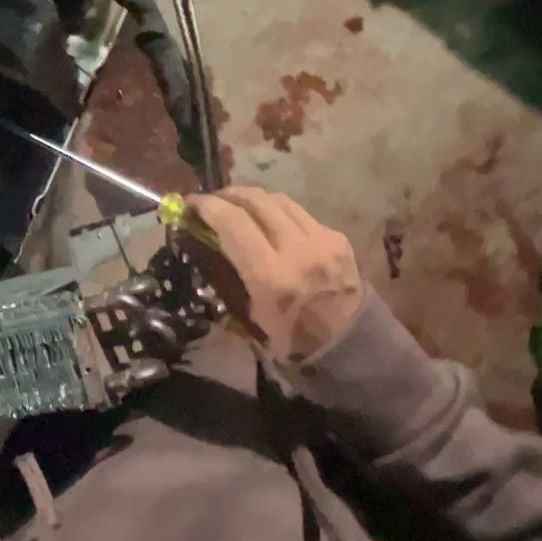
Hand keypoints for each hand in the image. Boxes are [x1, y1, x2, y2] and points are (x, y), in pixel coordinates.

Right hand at [186, 187, 365, 361]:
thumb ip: (232, 274)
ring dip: (252, 198)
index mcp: (271, 276)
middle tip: (212, 200)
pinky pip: (300, 213)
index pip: (232, 223)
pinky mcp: (336, 236)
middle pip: (255, 201)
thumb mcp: (252, 313)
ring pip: (278, 200)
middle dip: (227, 195)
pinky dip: (278, 212)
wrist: (352, 346)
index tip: (189, 203)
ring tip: (238, 204)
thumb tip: (208, 239)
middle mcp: (297, 249)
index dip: (206, 206)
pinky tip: (270, 222)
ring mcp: (321, 239)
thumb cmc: (293, 339)